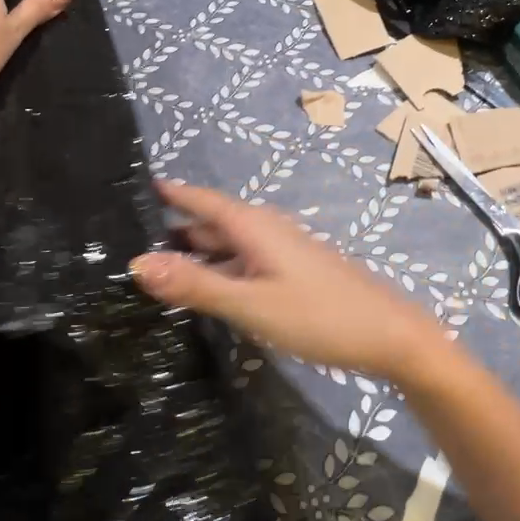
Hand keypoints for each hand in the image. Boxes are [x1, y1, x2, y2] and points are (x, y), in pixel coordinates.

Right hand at [131, 182, 446, 380]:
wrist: (389, 335)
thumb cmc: (318, 315)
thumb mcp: (250, 304)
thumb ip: (195, 285)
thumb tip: (137, 263)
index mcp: (252, 225)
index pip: (200, 199)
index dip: (170, 192)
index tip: (135, 185)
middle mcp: (265, 229)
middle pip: (211, 221)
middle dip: (175, 226)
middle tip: (129, 236)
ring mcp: (281, 250)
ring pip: (228, 244)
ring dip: (196, 252)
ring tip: (157, 264)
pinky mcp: (291, 272)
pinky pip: (243, 261)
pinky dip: (219, 269)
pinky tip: (207, 289)